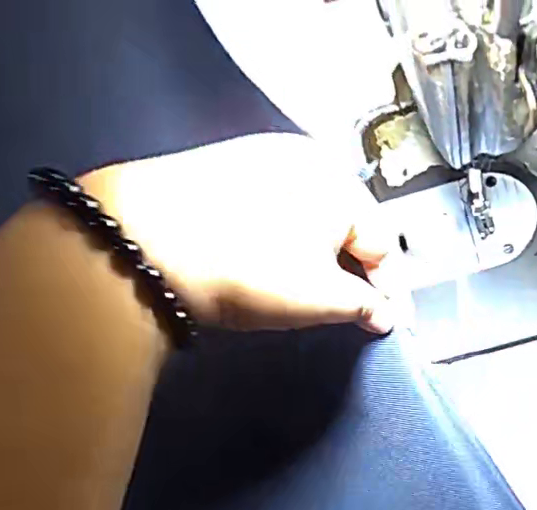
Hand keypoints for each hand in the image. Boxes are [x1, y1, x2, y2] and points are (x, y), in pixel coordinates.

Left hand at [80, 133, 409, 333]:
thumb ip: (367, 307)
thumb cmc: (248, 270)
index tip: (391, 324)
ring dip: (323, 262)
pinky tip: (277, 271)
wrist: (144, 246)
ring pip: (314, 221)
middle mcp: (304, 159)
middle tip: (357, 314)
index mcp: (338, 182)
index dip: (392, 292)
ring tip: (316, 297)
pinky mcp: (225, 173)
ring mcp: (260, 160)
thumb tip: (384, 315)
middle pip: (351, 229)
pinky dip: (289, 245)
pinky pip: (279, 214)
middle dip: (358, 274)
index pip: (385, 245)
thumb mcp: (322, 299)